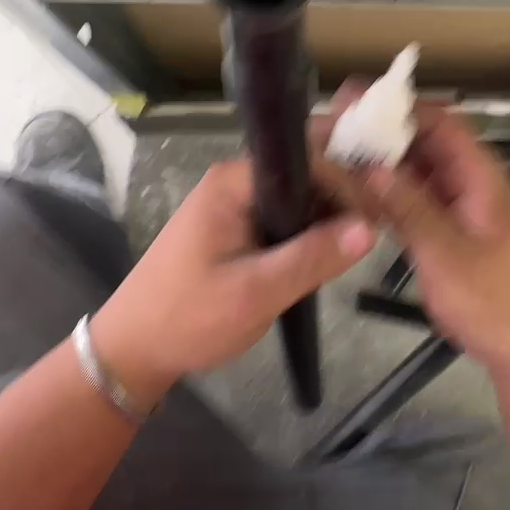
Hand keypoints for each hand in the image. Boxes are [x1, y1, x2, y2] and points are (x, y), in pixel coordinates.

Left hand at [89, 157, 375, 407]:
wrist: (133, 350)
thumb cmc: (187, 317)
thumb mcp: (254, 293)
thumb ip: (311, 258)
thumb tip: (369, 229)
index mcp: (234, 180)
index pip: (306, 158)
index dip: (344, 183)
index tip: (374, 219)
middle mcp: (237, 179)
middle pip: (305, 169)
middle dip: (342, 193)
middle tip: (376, 227)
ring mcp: (236, 201)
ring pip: (298, 193)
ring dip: (329, 212)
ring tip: (362, 240)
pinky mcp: (238, 224)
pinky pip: (286, 213)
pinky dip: (311, 227)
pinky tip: (333, 249)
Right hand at [362, 104, 509, 376]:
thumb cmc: (495, 301)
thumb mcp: (447, 254)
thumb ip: (409, 207)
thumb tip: (371, 166)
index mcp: (482, 177)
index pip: (442, 123)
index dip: (401, 107)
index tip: (357, 100)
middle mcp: (470, 184)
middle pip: (425, 143)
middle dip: (383, 131)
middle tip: (334, 125)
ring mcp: (460, 209)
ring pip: (417, 172)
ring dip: (381, 162)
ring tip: (335, 153)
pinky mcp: (449, 233)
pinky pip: (415, 201)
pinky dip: (388, 194)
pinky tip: (354, 193)